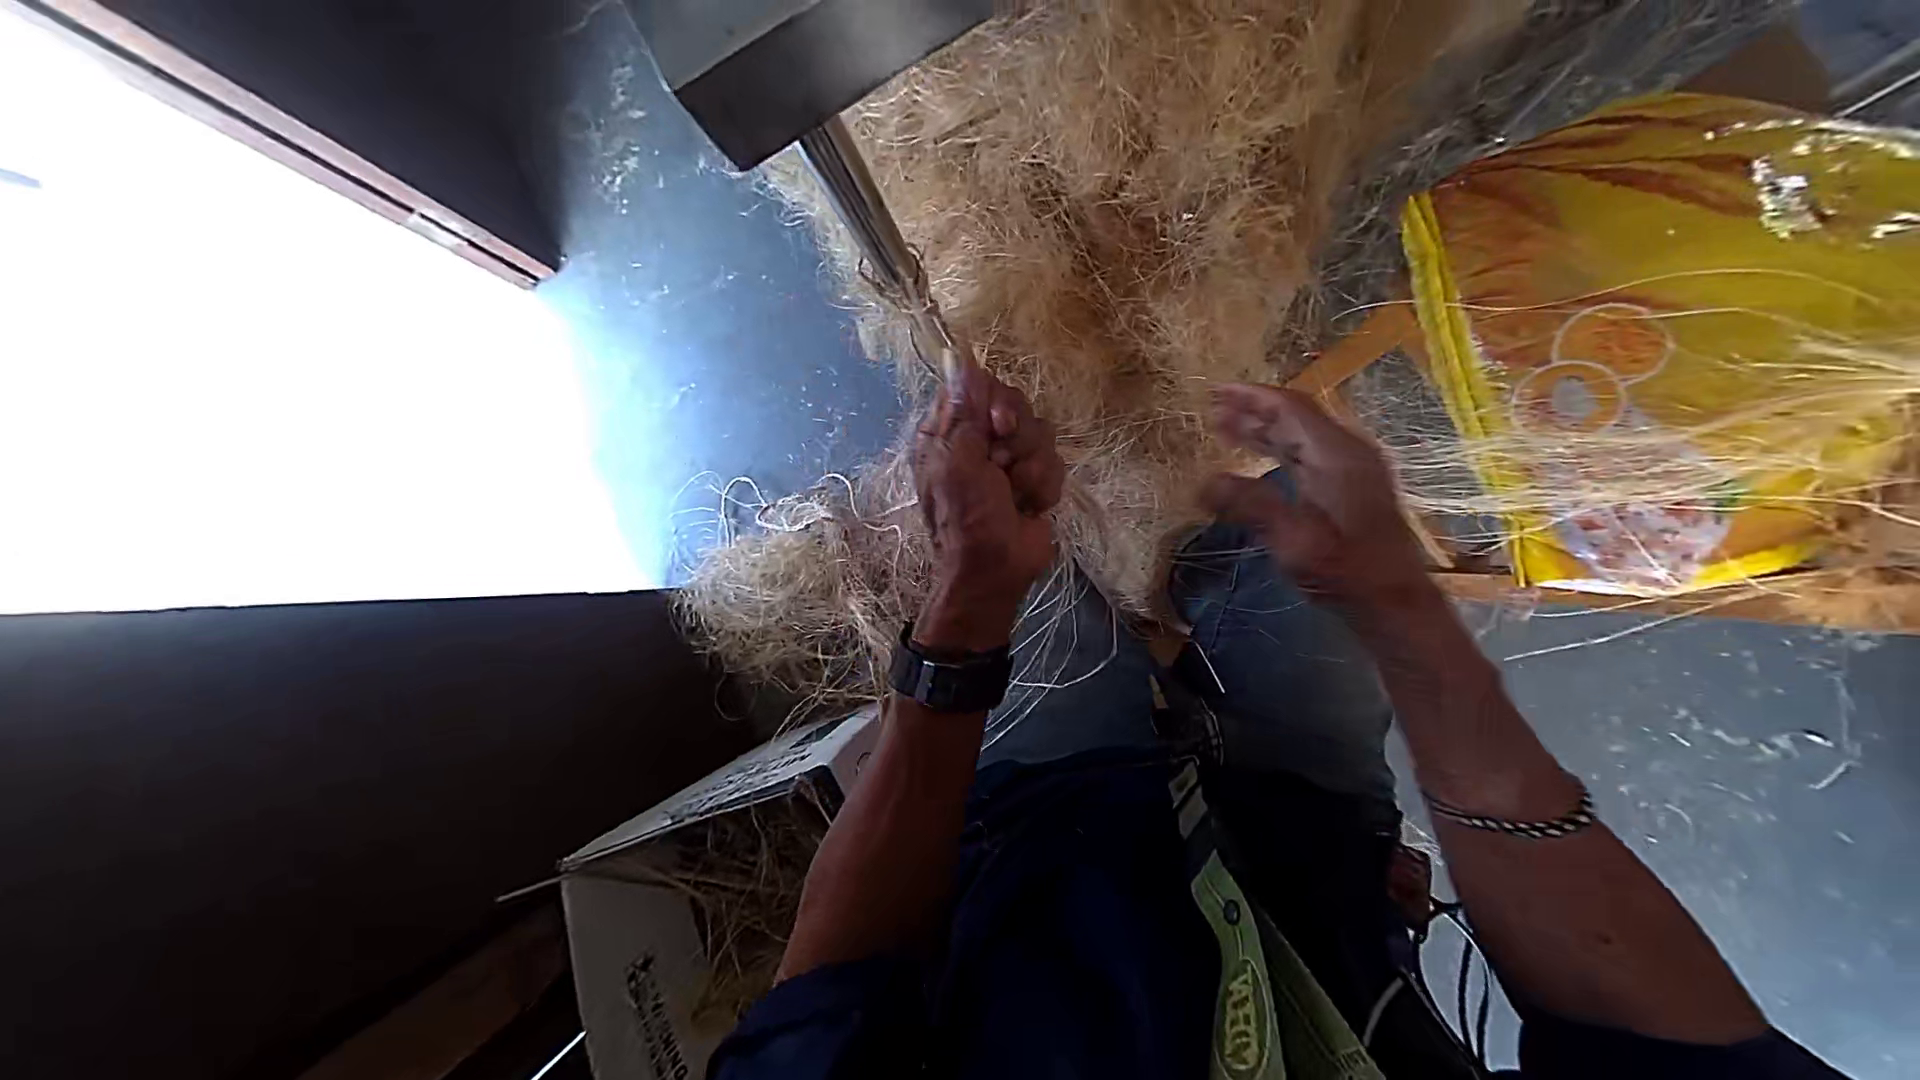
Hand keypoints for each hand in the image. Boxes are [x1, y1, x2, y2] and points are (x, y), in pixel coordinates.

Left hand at [912, 362, 1064, 651]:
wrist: (995, 571)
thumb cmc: (967, 519)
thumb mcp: (958, 463)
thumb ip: (964, 410)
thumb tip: (957, 355)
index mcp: (948, 431)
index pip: (976, 385)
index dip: (994, 402)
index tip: (997, 426)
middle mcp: (978, 438)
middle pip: (1014, 405)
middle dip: (1016, 440)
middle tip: (1002, 467)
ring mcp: (1008, 459)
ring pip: (1039, 432)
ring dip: (1030, 470)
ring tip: (1014, 495)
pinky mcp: (1034, 478)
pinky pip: (1053, 461)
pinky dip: (1043, 487)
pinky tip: (1029, 507)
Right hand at [1204, 384, 1435, 617]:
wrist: (1392, 601)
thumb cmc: (1345, 570)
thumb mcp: (1293, 540)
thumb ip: (1251, 506)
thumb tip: (1206, 482)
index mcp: (1338, 455)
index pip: (1292, 409)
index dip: (1253, 397)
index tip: (1218, 391)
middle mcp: (1347, 454)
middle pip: (1295, 418)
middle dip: (1253, 411)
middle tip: (1214, 408)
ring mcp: (1350, 471)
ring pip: (1300, 437)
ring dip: (1263, 430)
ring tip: (1225, 427)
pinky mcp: (1347, 490)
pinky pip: (1305, 456)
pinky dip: (1276, 451)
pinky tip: (1257, 460)